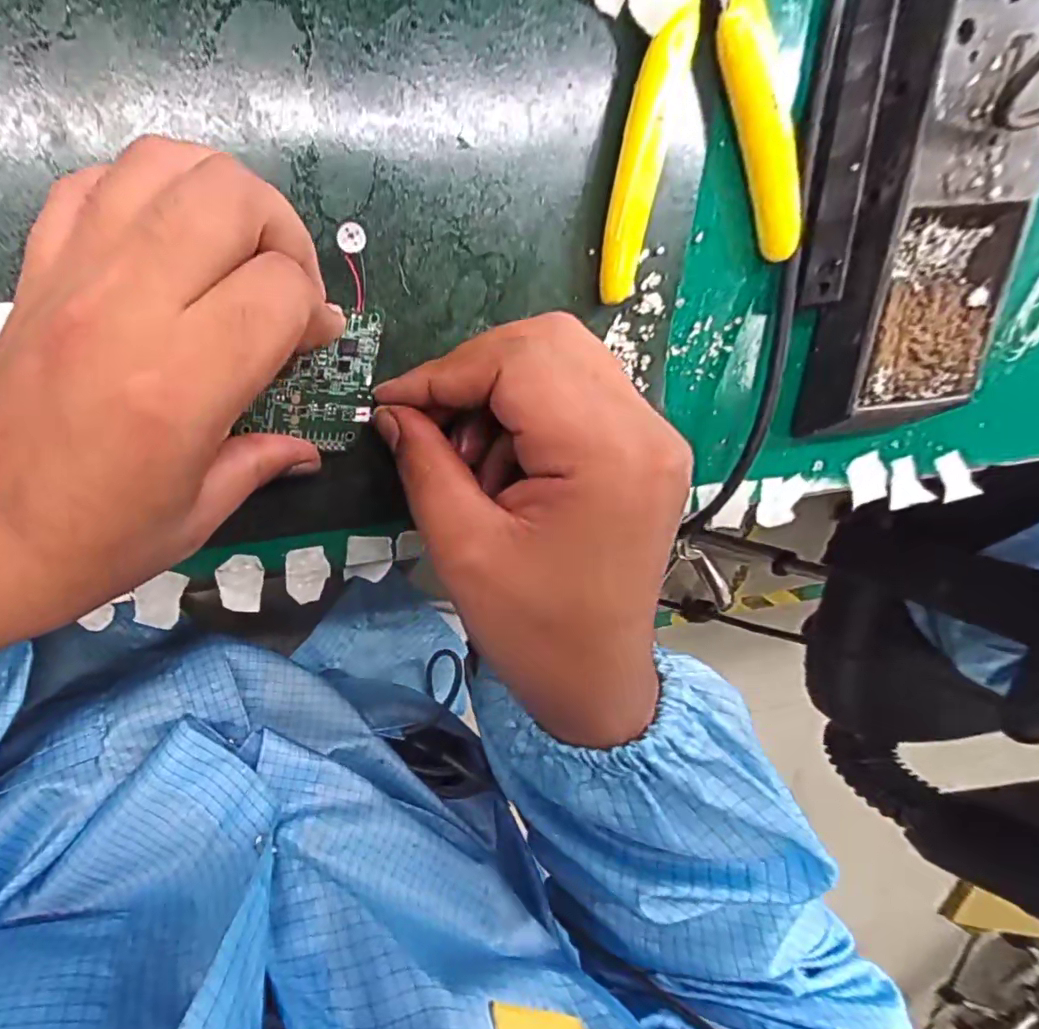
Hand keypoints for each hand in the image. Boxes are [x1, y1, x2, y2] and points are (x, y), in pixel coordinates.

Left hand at [0, 137, 344, 673]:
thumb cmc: (84, 552)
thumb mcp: (190, 521)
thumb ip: (257, 463)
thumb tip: (306, 443)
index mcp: (177, 385)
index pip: (279, 289)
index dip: (313, 312)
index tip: (309, 344)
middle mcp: (124, 310)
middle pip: (230, 195)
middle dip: (280, 232)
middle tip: (279, 290)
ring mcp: (68, 283)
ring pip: (161, 164)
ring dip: (214, 194)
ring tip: (223, 253)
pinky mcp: (29, 280)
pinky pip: (86, 188)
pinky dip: (135, 194)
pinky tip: (151, 245)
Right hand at [371, 314, 691, 746]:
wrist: (594, 678)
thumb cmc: (528, 625)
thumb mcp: (461, 545)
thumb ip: (424, 464)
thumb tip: (393, 412)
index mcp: (605, 453)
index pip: (519, 360)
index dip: (442, 372)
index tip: (389, 405)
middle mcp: (643, 428)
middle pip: (546, 341)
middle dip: (468, 372)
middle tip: (425, 423)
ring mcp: (649, 435)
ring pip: (557, 359)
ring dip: (492, 394)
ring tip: (463, 458)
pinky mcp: (637, 448)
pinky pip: (568, 394)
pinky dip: (516, 412)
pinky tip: (495, 464)